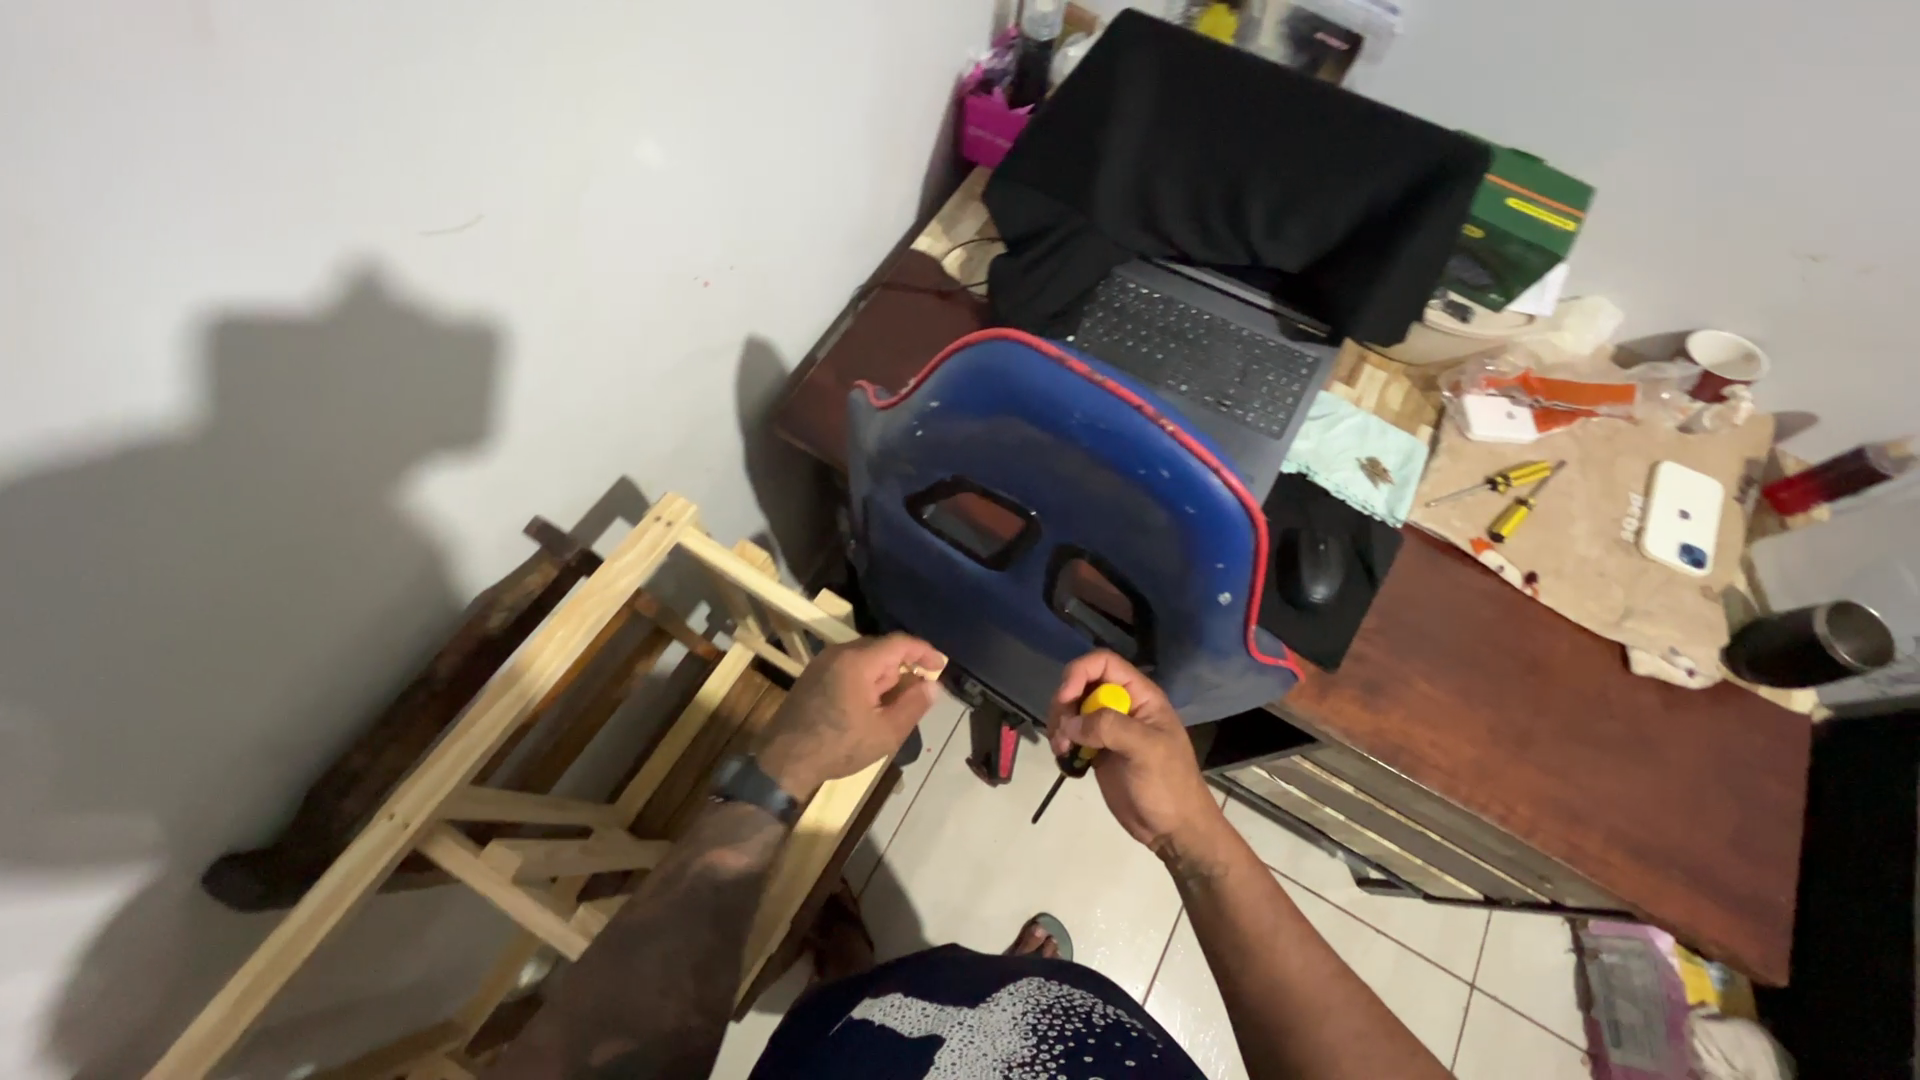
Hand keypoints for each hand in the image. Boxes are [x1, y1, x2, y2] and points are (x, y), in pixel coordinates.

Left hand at [755, 634, 947, 800]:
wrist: (783, 761)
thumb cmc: (839, 746)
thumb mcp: (886, 732)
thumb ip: (913, 704)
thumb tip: (933, 685)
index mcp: (858, 661)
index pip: (899, 643)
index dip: (924, 652)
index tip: (940, 666)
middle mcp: (838, 653)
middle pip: (881, 648)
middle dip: (902, 668)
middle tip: (915, 694)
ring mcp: (821, 663)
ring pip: (864, 658)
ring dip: (883, 676)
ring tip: (890, 706)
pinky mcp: (812, 676)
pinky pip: (847, 667)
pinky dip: (864, 679)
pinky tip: (866, 706)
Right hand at [1046, 651, 1226, 860]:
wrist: (1173, 829)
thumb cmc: (1168, 785)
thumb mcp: (1146, 750)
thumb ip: (1110, 727)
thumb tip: (1070, 724)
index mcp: (1141, 696)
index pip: (1103, 663)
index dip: (1079, 672)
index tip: (1065, 698)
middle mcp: (1122, 705)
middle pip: (1080, 684)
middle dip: (1064, 704)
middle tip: (1061, 733)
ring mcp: (1108, 729)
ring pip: (1072, 709)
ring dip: (1059, 725)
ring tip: (1062, 750)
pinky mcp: (1097, 750)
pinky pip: (1070, 735)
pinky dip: (1062, 743)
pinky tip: (1066, 761)